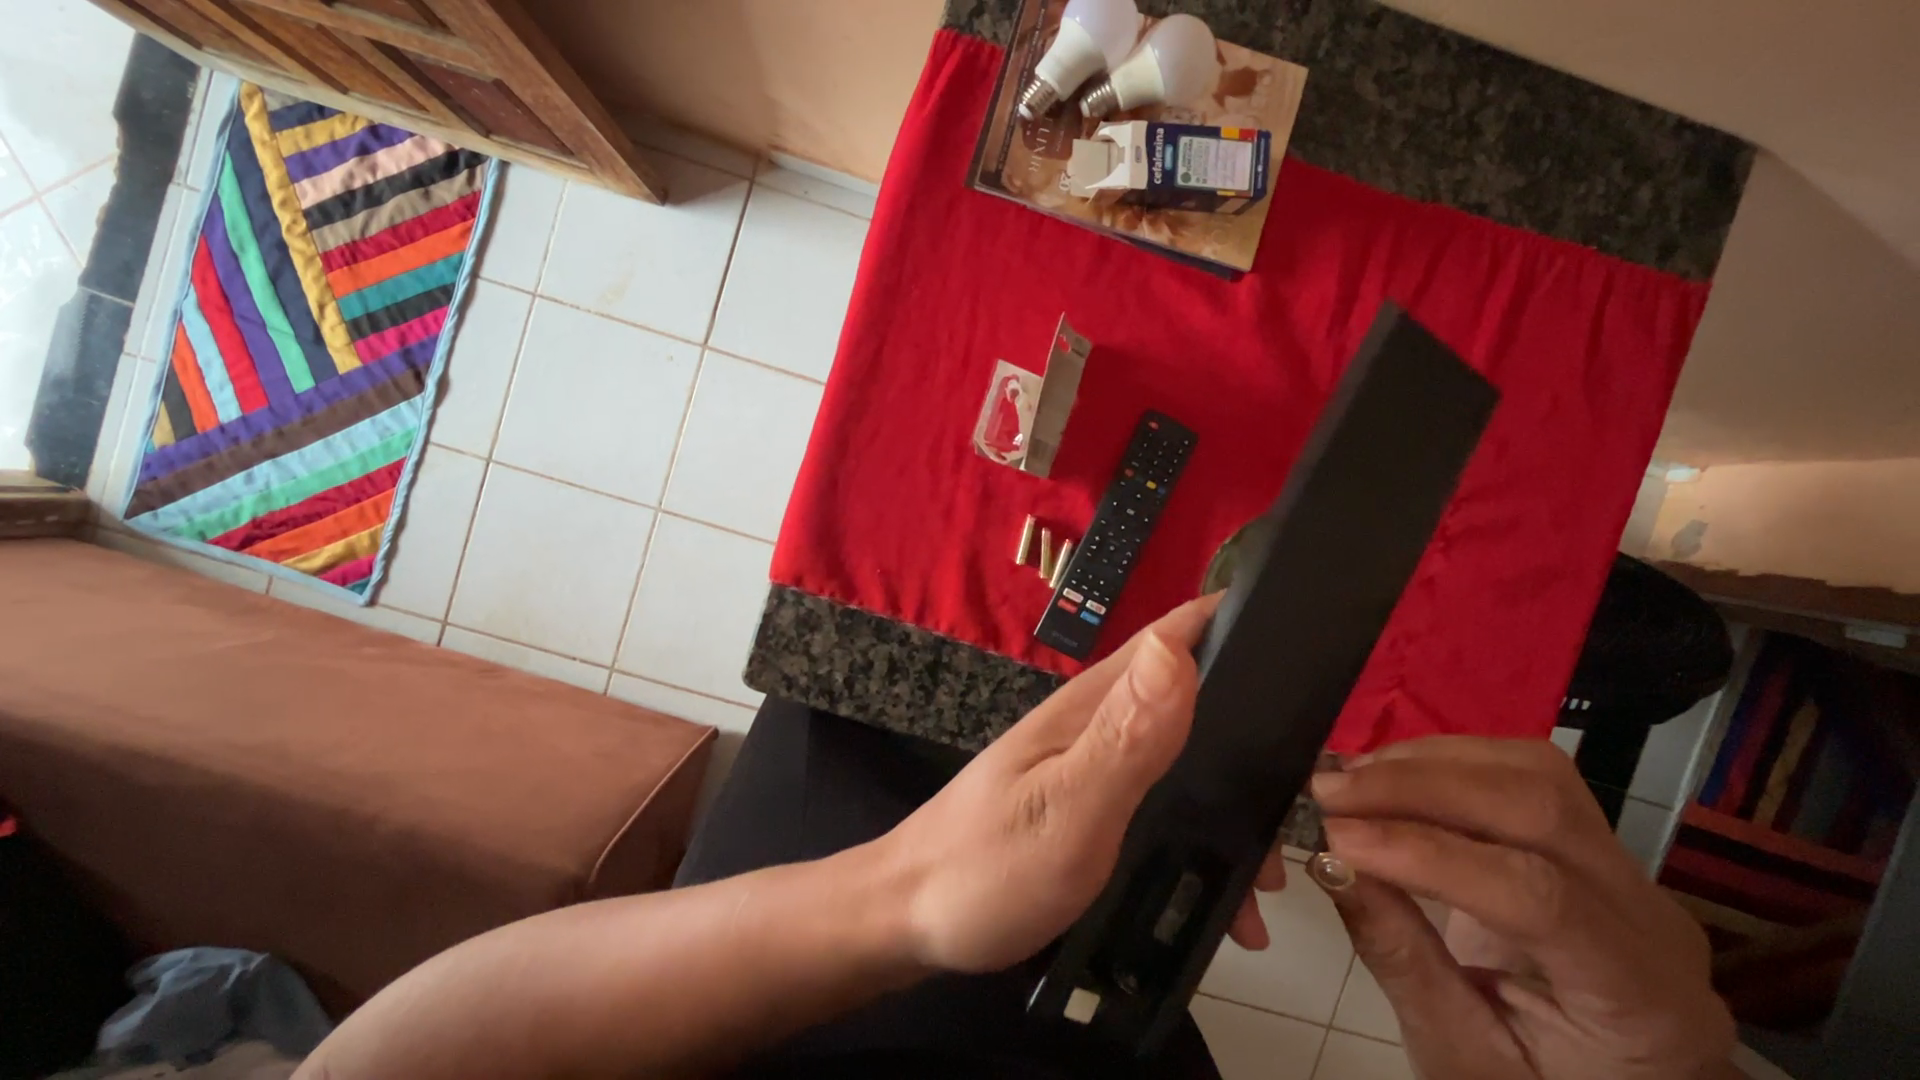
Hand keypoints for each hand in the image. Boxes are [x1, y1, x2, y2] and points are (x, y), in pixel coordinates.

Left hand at [873, 593, 1287, 973]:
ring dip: (1231, 801)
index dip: (1240, 624)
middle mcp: (1094, 722)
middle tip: (1304, 797)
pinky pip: (1159, 804)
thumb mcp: (1068, 806)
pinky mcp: (1083, 805)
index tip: (1309, 653)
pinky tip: (1216, 893)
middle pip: (1192, 696)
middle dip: (1255, 728)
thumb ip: (1127, 734)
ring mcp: (1087, 764)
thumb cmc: (988, 868)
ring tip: (1269, 875)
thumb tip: (1176, 645)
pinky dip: (1197, 837)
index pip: (1175, 635)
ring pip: (1182, 757)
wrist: (910, 921)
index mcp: (1093, 704)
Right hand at [1310, 737, 1736, 1079]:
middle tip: (1327, 792)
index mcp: (1638, 997)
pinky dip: (1441, 762)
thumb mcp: (1461, 1059)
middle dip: (1420, 786)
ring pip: (1533, 771)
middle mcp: (1649, 914)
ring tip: (1349, 780)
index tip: (1336, 840)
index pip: (1538, 894)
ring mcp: (1622, 868)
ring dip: (1428, 762)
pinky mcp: (1584, 842)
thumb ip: (1401, 959)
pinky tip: (1386, 777)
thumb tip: (1331, 863)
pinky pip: (1520, 772)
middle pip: (1541, 807)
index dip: (1428, 855)